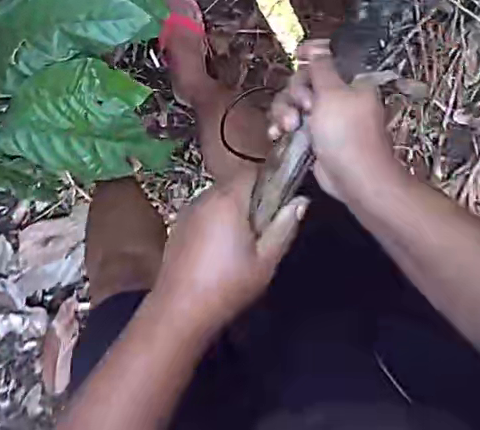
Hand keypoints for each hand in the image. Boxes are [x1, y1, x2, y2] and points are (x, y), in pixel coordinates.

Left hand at [148, 169, 306, 335]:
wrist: (181, 307)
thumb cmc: (229, 284)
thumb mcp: (265, 261)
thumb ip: (284, 227)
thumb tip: (301, 201)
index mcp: (229, 199)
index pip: (250, 171)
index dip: (267, 181)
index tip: (277, 203)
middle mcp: (206, 196)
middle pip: (233, 184)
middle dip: (250, 199)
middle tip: (262, 229)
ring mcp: (189, 207)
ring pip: (217, 197)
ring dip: (231, 209)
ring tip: (240, 243)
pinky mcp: (178, 222)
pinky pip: (203, 210)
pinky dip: (214, 219)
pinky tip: (217, 249)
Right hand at [268, 39, 402, 206]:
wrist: (356, 179)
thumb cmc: (347, 132)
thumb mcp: (333, 93)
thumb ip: (321, 67)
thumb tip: (317, 48)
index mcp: (350, 82)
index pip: (327, 57)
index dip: (311, 53)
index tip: (297, 54)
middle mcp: (337, 96)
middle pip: (303, 79)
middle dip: (295, 92)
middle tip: (303, 106)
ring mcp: (324, 116)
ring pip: (292, 100)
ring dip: (284, 110)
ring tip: (288, 126)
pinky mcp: (312, 135)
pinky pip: (290, 121)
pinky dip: (281, 126)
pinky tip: (276, 134)